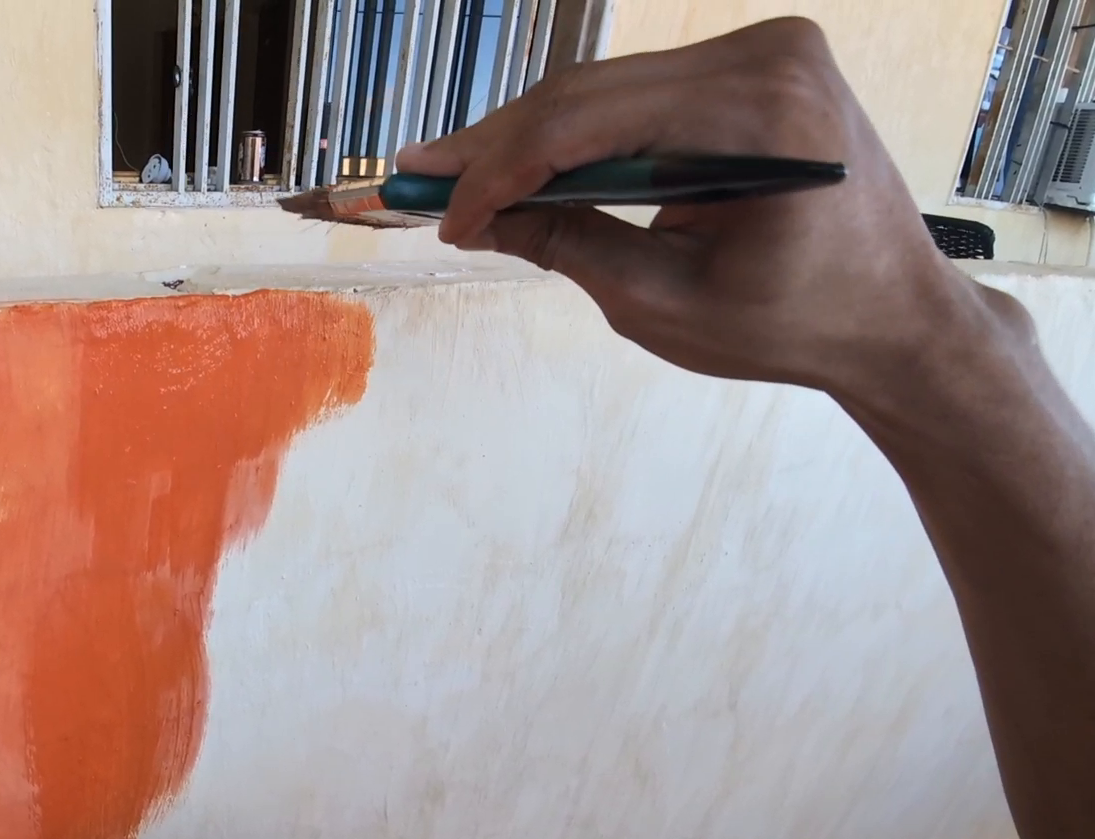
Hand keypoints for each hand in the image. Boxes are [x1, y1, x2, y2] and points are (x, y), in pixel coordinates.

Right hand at [394, 17, 1013, 401]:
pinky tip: (509, 169)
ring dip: (513, 143)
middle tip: (412, 179)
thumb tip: (480, 221)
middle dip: (488, 148)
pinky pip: (623, 104)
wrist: (888, 314)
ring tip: (444, 177)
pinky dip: (560, 143)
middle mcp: (759, 55)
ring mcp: (755, 58)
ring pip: (591, 94)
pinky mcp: (740, 79)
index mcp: (754, 110)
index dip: (494, 176)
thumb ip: (565, 245)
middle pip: (578, 95)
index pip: (579, 125)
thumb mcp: (655, 298)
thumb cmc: (785, 321)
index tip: (443, 224)